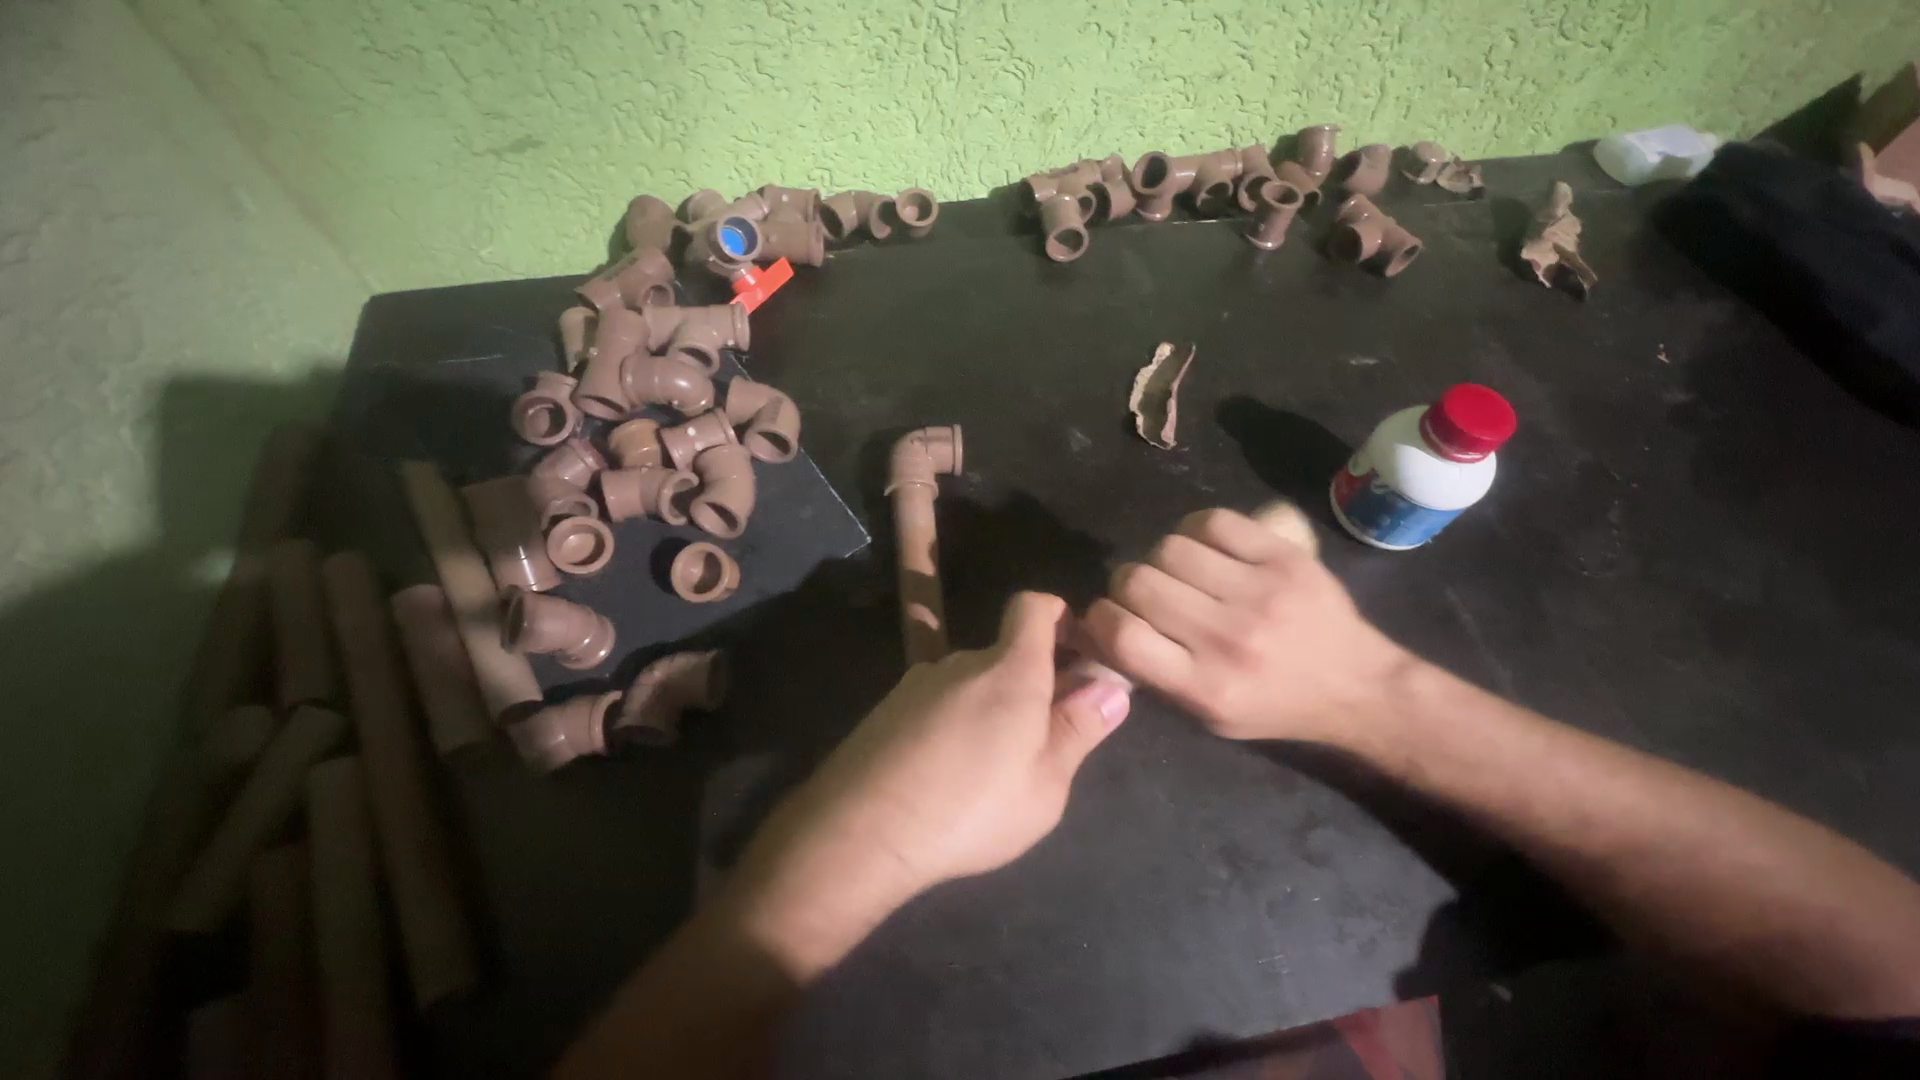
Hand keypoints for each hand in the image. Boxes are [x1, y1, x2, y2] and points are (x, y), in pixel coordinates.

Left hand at [721, 592, 1130, 976]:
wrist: (862, 831)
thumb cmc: (971, 810)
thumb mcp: (1045, 785)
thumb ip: (1078, 730)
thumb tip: (1112, 688)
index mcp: (1011, 671)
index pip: (1033, 606)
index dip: (1058, 616)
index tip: (1075, 650)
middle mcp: (963, 662)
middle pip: (1006, 653)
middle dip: (1030, 681)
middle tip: (1043, 735)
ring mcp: (919, 682)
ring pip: (970, 682)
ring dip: (989, 707)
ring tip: (992, 767)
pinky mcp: (889, 708)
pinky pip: (937, 703)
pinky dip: (954, 723)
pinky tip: (947, 772)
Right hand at [1084, 508, 1414, 743]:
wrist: (1357, 687)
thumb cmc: (1271, 707)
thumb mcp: (1205, 715)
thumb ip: (1150, 675)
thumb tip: (1090, 630)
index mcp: (1205, 687)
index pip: (1122, 636)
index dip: (1100, 620)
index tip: (1109, 619)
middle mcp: (1229, 639)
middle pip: (1138, 584)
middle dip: (1126, 586)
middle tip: (1143, 594)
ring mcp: (1260, 593)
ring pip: (1169, 549)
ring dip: (1161, 560)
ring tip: (1178, 573)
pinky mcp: (1285, 558)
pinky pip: (1213, 522)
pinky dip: (1194, 531)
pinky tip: (1203, 550)